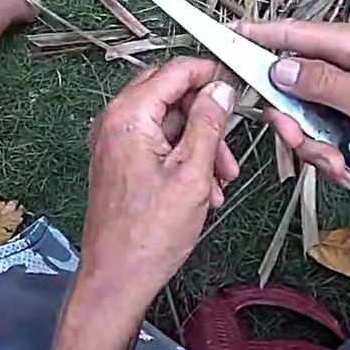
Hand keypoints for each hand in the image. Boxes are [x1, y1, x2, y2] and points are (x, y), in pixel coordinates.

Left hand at [80, 58, 238, 313]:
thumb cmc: (149, 234)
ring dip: (198, 144)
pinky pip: (156, 143)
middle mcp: (115, 121)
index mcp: (129, 115)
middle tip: (228, 146)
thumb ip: (208, 123)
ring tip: (219, 180)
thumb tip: (219, 90)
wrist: (117, 278)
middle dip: (205, 117)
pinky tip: (202, 188)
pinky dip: (182, 157)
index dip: (208, 74)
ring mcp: (114, 141)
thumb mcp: (192, 173)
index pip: (174, 71)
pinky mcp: (118, 160)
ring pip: (167, 122)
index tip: (235, 86)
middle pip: (170, 95)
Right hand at [237, 20, 349, 184]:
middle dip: (294, 121)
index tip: (224, 35)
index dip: (256, 35)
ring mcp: (349, 96)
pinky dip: (331, 158)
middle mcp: (348, 66)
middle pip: (290, 86)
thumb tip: (279, 68)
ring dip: (316, 146)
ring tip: (344, 164)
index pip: (293, 34)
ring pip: (303, 118)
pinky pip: (321, 138)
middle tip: (304, 140)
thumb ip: (325, 86)